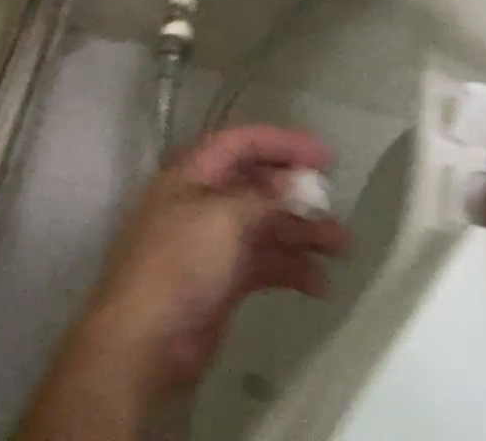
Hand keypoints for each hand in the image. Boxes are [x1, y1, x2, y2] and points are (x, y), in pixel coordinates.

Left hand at [77, 126, 348, 397]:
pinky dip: (290, 268)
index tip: (324, 156)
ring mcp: (210, 243)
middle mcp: (201, 202)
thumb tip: (295, 181)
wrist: (144, 342)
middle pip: (256, 185)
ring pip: (263, 226)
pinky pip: (262, 263)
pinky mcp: (221, 281)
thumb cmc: (179, 264)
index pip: (241, 143)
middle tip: (335, 204)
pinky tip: (318, 284)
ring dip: (301, 232)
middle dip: (297, 192)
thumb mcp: (222, 217)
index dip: (282, 143)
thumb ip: (263, 195)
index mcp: (192, 175)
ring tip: (341, 246)